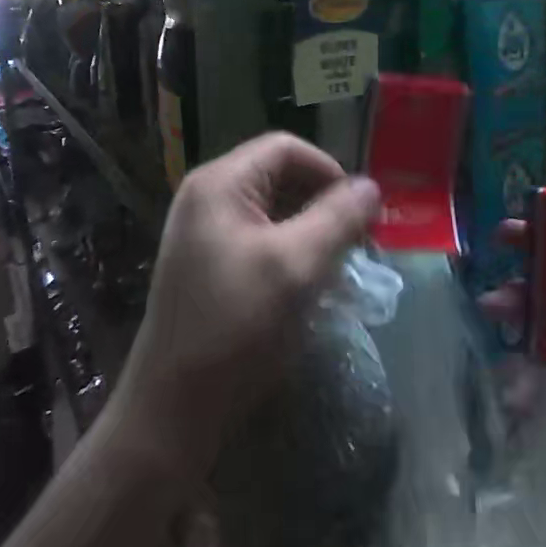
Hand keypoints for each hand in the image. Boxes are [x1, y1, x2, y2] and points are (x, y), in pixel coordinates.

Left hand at [110, 133, 380, 476]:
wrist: (175, 398)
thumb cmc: (237, 325)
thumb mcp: (296, 267)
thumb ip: (337, 219)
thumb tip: (370, 186)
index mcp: (219, 182)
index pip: (284, 148)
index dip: (330, 171)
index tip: (364, 214)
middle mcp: (205, 195)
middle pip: (276, 176)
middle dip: (322, 203)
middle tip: (357, 245)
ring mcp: (201, 229)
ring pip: (268, 211)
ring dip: (308, 231)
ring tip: (338, 268)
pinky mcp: (204, 261)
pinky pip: (254, 238)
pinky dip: (286, 252)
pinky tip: (307, 285)